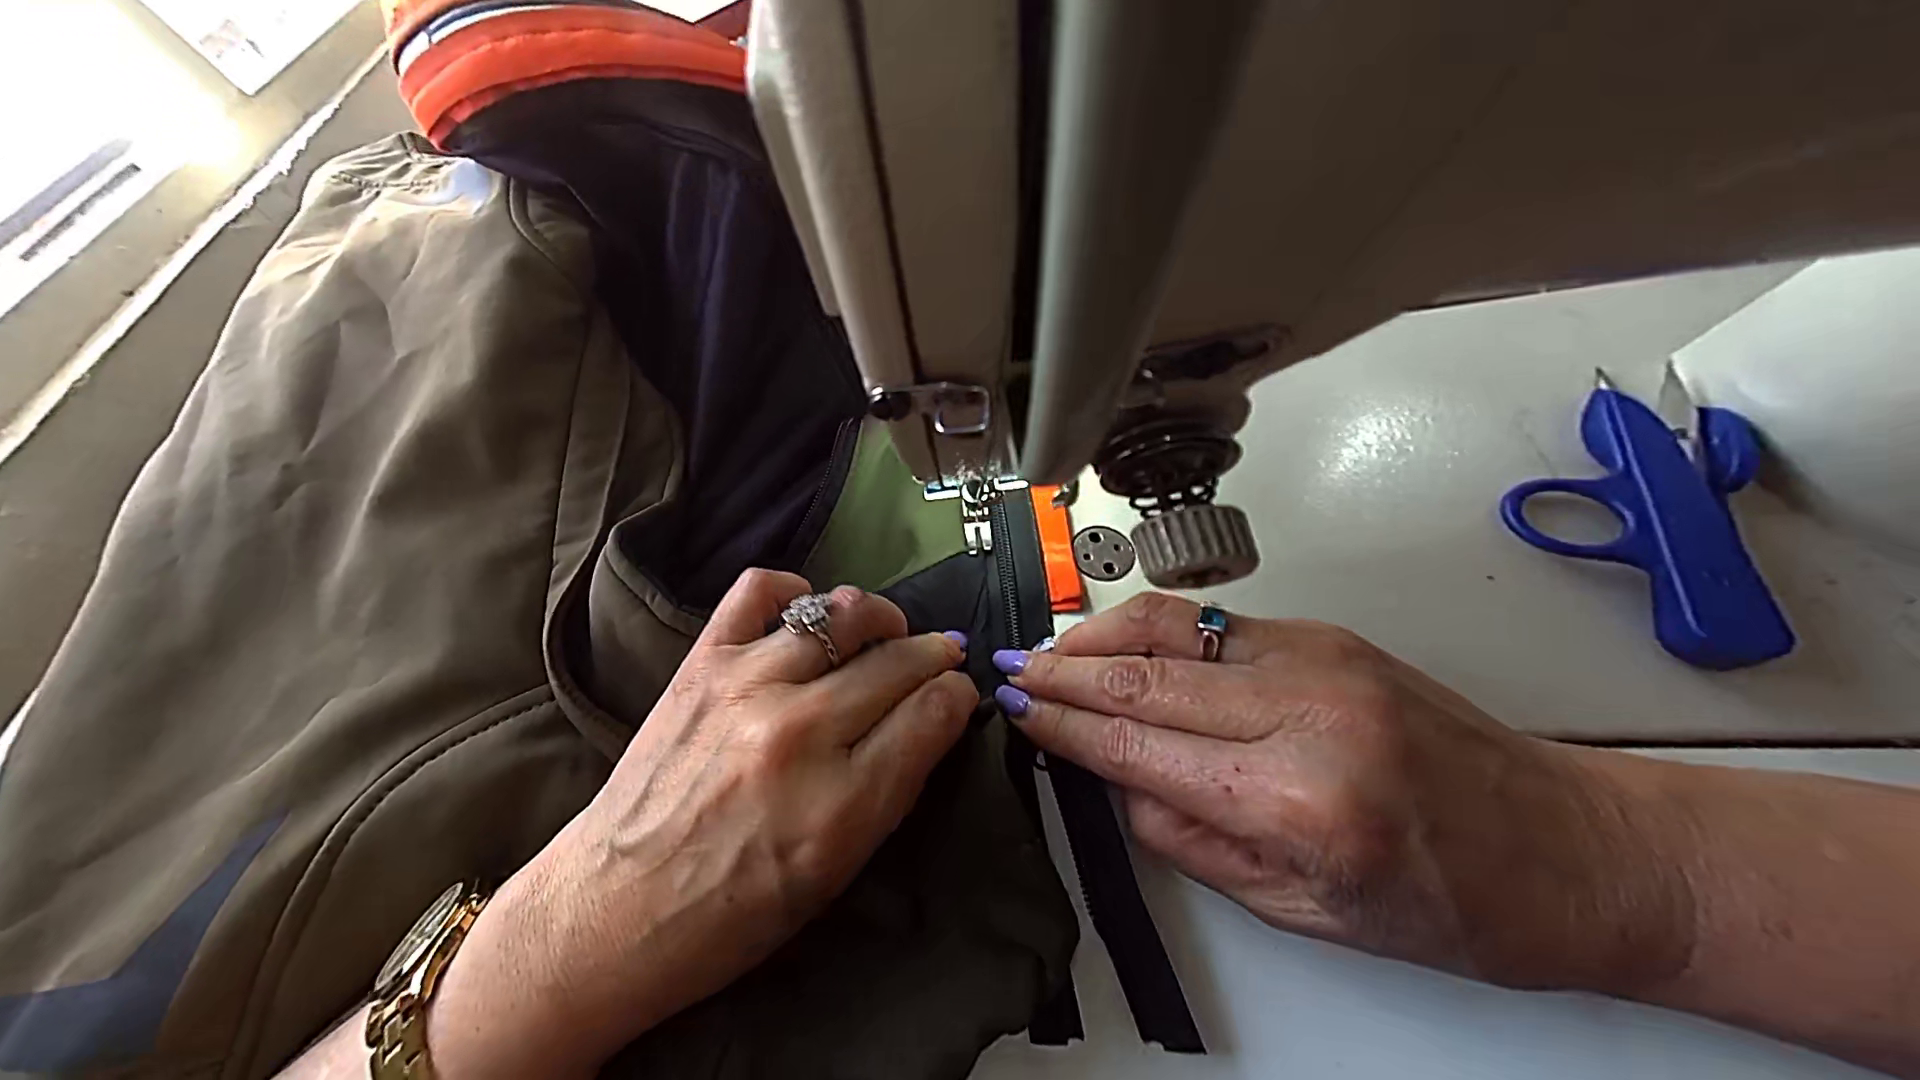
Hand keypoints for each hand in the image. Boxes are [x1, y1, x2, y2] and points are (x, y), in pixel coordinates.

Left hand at [428, 570, 974, 1077]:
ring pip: (844, 615)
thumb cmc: (735, 911)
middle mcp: (798, 731)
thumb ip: (897, 784)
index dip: (959, 694)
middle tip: (938, 658)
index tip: (960, 692)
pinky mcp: (700, 663)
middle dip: (935, 654)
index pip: (933, 711)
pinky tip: (809, 611)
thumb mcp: (839, 869)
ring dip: (882, 619)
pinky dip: (796, 590)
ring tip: (885, 631)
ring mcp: (745, 686)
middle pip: (899, 660)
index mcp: (840, 802)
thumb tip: (938, 711)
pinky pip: (759, 591)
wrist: (611, 911)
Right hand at [992, 593, 1694, 994]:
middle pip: (1142, 676)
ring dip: (1096, 636)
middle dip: (1061, 673)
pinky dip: (1149, 628)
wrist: (1567, 844)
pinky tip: (1119, 642)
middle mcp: (1301, 711)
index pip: (1137, 748)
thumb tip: (1115, 778)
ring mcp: (1314, 656)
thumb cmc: (1449, 901)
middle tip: (1011, 671)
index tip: (1019, 711)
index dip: (1064, 727)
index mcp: (1294, 802)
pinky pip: (1209, 621)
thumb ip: (1187, 838)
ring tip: (1051, 652)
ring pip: (1169, 627)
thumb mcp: (1298, 910)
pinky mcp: (1322, 633)